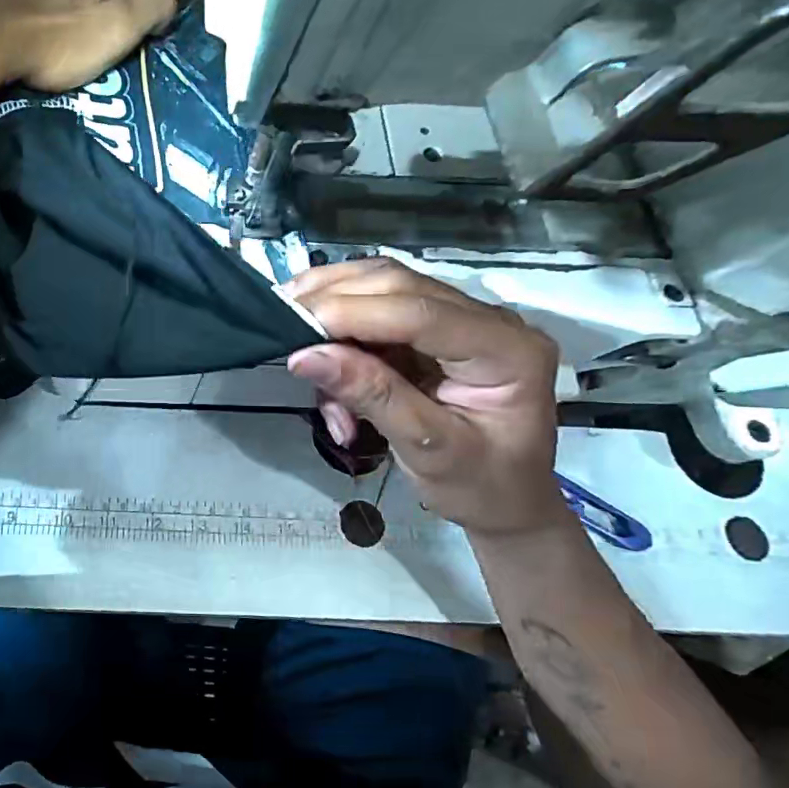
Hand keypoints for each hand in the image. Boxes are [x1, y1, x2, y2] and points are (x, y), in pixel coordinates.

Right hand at [284, 258, 569, 535]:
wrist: (509, 501)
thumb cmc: (481, 487)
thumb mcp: (428, 451)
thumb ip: (372, 396)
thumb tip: (305, 356)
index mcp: (506, 350)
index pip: (421, 313)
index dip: (353, 312)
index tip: (295, 323)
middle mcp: (489, 320)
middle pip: (401, 286)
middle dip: (336, 299)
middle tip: (279, 317)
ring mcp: (464, 320)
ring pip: (387, 288)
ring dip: (335, 306)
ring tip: (292, 329)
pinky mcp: (439, 329)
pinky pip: (382, 313)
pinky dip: (346, 334)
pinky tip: (327, 367)